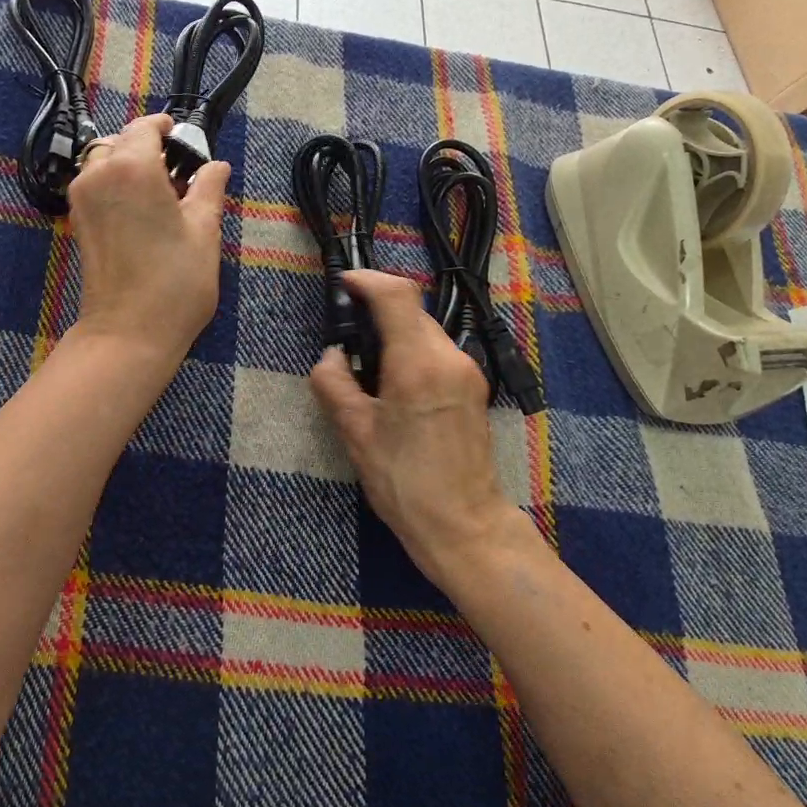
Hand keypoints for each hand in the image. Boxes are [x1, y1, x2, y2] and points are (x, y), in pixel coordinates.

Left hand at [67, 113, 230, 358]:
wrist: (128, 333)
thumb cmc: (174, 283)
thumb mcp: (204, 231)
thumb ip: (209, 188)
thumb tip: (216, 165)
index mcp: (132, 167)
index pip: (145, 127)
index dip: (166, 128)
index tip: (184, 137)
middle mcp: (99, 175)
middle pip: (121, 141)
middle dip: (148, 149)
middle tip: (179, 173)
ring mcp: (82, 199)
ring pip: (104, 161)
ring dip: (129, 166)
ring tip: (161, 194)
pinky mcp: (78, 222)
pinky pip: (95, 185)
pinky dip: (115, 186)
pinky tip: (142, 213)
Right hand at [309, 269, 528, 589]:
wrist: (463, 525)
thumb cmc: (403, 481)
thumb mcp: (355, 432)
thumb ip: (334, 383)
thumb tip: (331, 356)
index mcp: (419, 363)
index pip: (396, 294)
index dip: (367, 280)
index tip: (343, 285)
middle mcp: (450, 357)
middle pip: (412, 311)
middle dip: (377, 310)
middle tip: (346, 334)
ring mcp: (468, 373)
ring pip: (426, 332)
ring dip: (394, 334)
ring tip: (365, 365)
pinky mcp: (474, 390)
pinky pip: (437, 354)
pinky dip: (411, 353)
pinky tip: (391, 384)